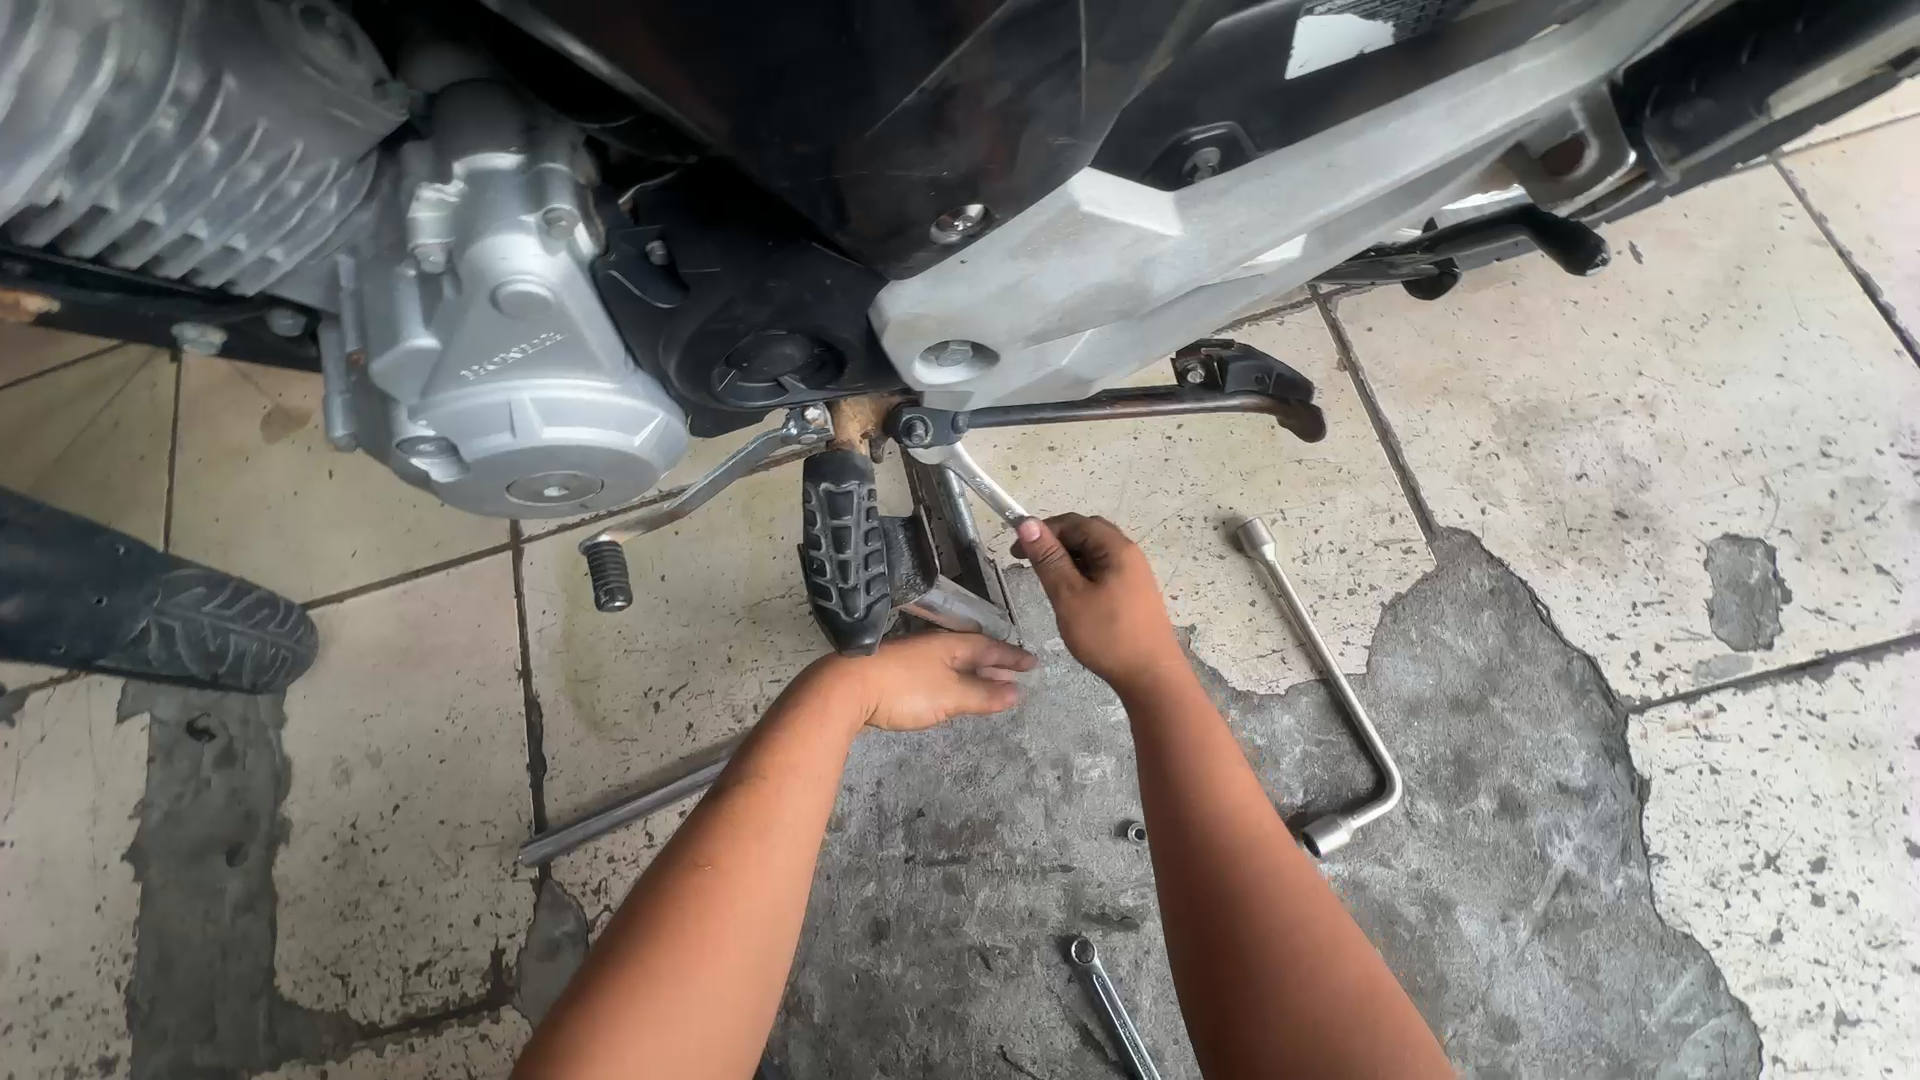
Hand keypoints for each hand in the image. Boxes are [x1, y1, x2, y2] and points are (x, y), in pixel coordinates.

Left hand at [800, 632, 1036, 732]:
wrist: (847, 689)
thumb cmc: (904, 690)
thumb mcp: (950, 695)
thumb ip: (983, 694)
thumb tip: (1016, 692)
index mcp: (951, 645)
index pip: (990, 647)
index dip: (1012, 656)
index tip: (1033, 664)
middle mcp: (934, 646)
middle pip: (972, 652)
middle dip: (996, 663)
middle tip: (1016, 673)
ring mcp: (913, 658)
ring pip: (954, 662)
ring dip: (975, 672)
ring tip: (991, 683)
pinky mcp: (897, 674)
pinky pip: (938, 673)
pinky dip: (955, 681)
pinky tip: (952, 692)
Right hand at [1012, 514, 1183, 688]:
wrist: (1151, 677)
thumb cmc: (1107, 636)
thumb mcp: (1069, 596)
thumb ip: (1048, 559)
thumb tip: (1028, 524)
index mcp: (1116, 548)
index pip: (1074, 522)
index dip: (1043, 529)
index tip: (1017, 550)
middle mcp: (1129, 554)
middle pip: (1087, 533)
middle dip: (1056, 542)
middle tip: (1032, 563)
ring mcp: (1134, 574)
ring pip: (1095, 553)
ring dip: (1069, 559)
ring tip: (1048, 581)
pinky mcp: (1133, 593)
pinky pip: (1103, 570)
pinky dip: (1082, 574)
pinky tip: (1071, 595)